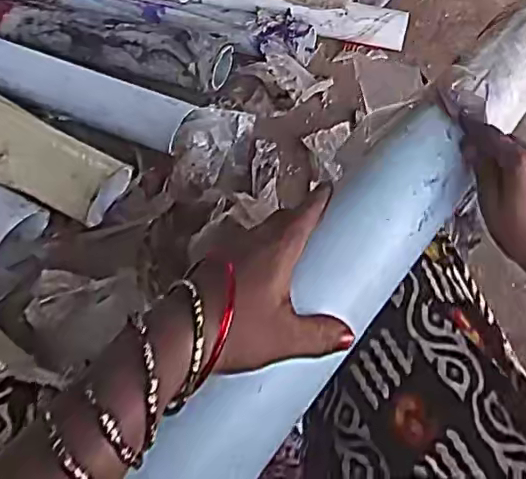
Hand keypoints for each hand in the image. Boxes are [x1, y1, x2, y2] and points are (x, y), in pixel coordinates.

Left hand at [203, 186, 353, 373]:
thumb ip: (318, 334)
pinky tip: (254, 271)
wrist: (181, 333)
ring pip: (261, 231)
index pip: (304, 214)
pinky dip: (255, 250)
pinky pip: (243, 245)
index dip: (318, 199)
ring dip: (275, 233)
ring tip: (286, 250)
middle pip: (283, 218)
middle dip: (299, 216)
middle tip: (312, 221)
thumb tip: (345, 334)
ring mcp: (231, 247)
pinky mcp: (213, 260)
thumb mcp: (284, 337)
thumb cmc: (234, 329)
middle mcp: (255, 240)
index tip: (326, 188)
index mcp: (279, 249)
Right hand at [462, 120, 525, 279]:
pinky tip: (515, 184)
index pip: (490, 135)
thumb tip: (473, 148)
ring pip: (521, 153)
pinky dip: (521, 168)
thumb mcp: (489, 201)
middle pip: (508, 142)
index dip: (473, 128)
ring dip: (506, 156)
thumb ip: (481, 169)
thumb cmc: (518, 231)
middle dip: (490, 144)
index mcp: (519, 158)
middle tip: (473, 152)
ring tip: (493, 171)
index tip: (461, 120)